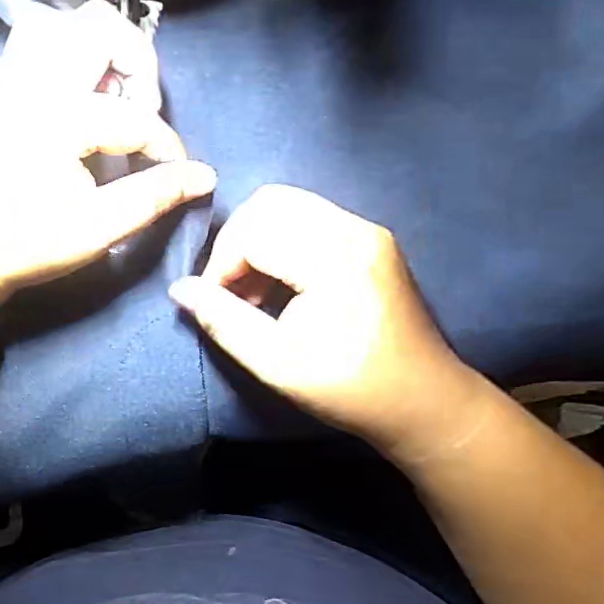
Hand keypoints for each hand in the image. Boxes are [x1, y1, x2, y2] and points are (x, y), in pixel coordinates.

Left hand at [0, 0, 216, 303]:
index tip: (178, 175)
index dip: (168, 146)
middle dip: (138, 64)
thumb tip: (204, 177)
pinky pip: (34, 40)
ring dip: (99, 48)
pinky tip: (79, 93)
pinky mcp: (2, 90)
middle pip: (101, 27)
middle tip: (141, 112)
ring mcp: (13, 81)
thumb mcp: (98, 229)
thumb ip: (154, 197)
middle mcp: (35, 84)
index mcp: (60, 118)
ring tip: (111, 96)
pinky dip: (66, 50)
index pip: (137, 116)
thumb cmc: (28, 245)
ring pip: (62, 22)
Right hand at [169, 184, 486, 457]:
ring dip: (258, 240)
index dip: (221, 264)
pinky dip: (283, 242)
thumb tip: (180, 290)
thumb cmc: (349, 389)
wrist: (422, 400)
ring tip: (254, 293)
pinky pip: (312, 219)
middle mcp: (354, 230)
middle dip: (237, 243)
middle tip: (231, 292)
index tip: (216, 303)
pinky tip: (282, 285)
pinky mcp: (372, 240)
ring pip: (290, 205)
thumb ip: (224, 321)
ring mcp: (368, 231)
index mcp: (334, 259)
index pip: (253, 230)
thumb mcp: (276, 364)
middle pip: (271, 202)